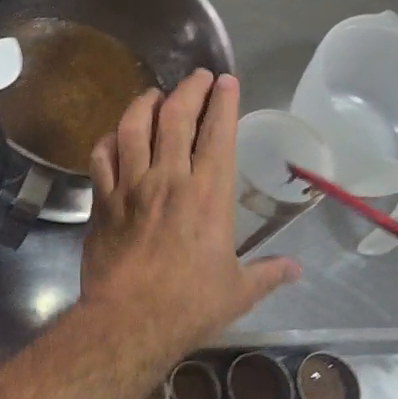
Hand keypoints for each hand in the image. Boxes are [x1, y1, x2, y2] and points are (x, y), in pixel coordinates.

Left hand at [81, 71, 299, 351]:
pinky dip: (108, 140)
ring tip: (153, 94)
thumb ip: (267, 274)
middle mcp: (169, 180)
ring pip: (133, 129)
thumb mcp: (238, 291)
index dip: (223, 102)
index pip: (218, 134)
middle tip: (197, 77)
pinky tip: (114, 135)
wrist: (130, 321)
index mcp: (209, 195)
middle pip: (175, 118)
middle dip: (189, 90)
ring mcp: (130, 188)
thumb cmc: (189, 306)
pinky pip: (101, 158)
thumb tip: (296, 269)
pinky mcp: (101, 202)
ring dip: (144, 104)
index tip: (226, 82)